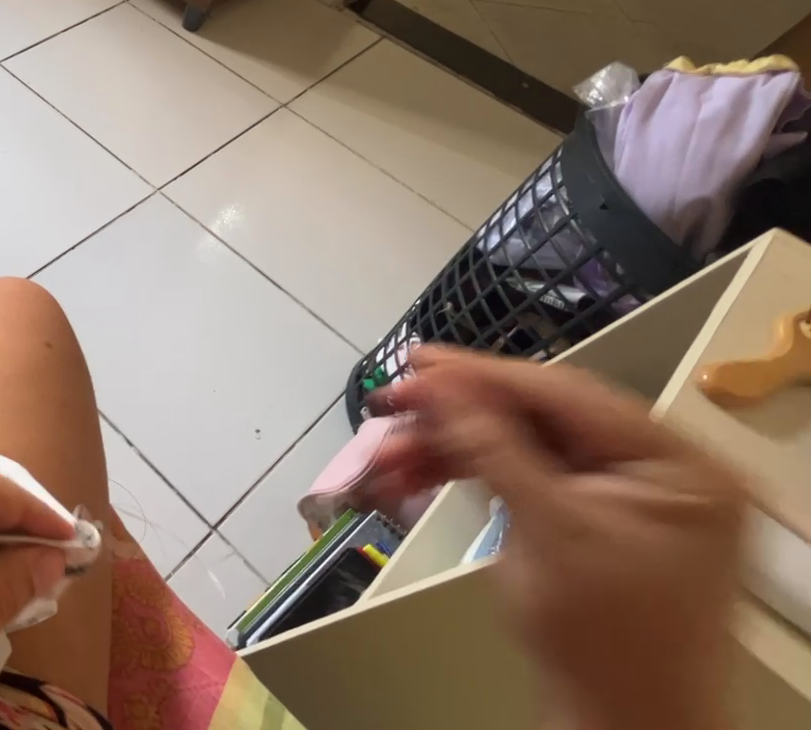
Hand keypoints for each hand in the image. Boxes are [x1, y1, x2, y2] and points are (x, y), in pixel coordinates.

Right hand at [375, 347, 746, 729]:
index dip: (480, 375)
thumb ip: (491, 444)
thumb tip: (437, 380)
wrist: (617, 717)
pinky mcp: (568, 509)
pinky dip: (452, 471)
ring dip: (438, 446)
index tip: (412, 362)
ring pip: (504, 442)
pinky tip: (404, 474)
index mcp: (673, 465)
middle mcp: (643, 466)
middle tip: (387, 406)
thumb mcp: (549, 527)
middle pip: (527, 416)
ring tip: (382, 456)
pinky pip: (501, 471)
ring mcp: (605, 488)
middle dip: (449, 415)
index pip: (563, 395)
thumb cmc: (605, 632)